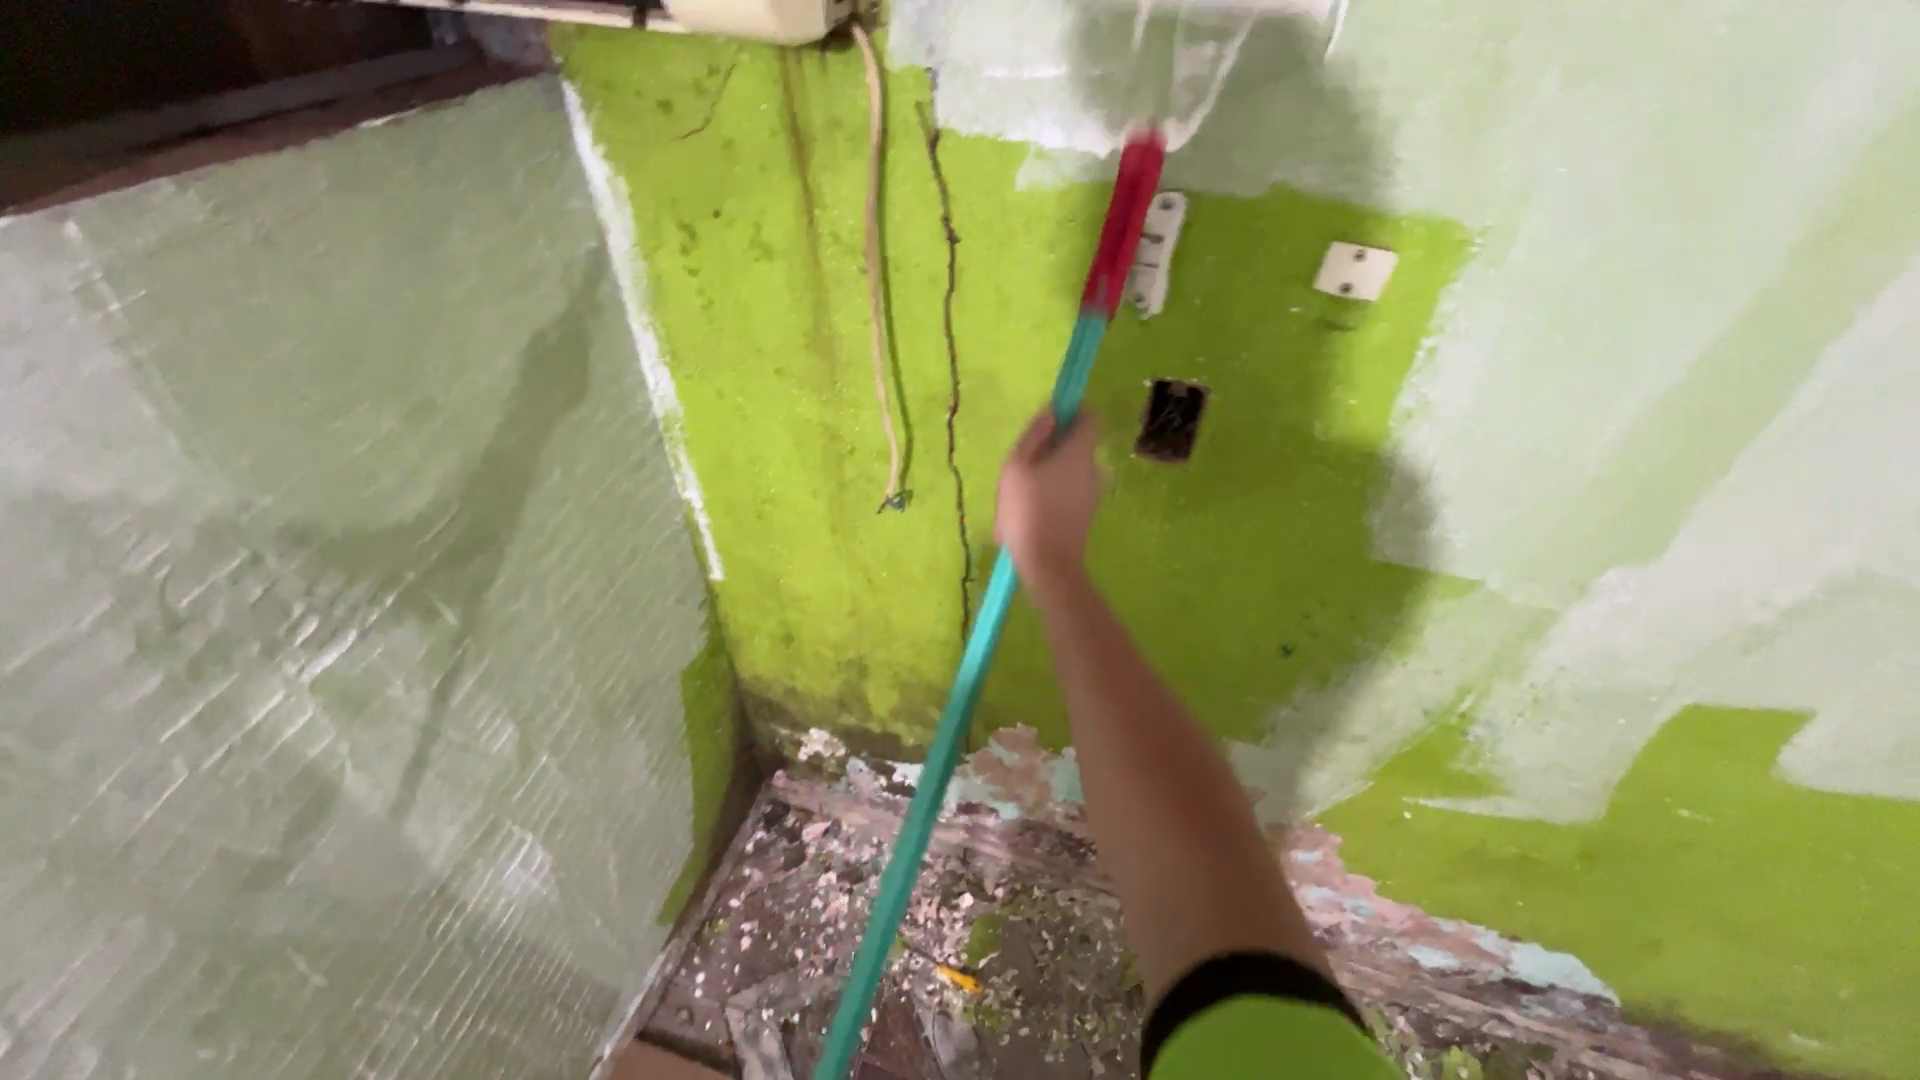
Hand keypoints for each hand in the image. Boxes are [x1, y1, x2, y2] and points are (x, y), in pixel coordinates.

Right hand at [995, 409, 1100, 585]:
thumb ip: (1035, 434)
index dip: (1071, 414)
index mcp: (1080, 451)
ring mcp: (1093, 493)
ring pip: (1071, 471)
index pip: (1090, 417)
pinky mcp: (1087, 514)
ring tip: (1021, 496)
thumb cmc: (1026, 509)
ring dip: (1049, 475)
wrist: (1047, 563)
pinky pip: (1070, 492)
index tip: (1047, 426)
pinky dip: (1053, 496)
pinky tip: (1030, 515)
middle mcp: (1094, 468)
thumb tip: (1052, 412)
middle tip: (1024, 467)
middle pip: (1077, 445)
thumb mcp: (1016, 465)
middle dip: (1053, 449)